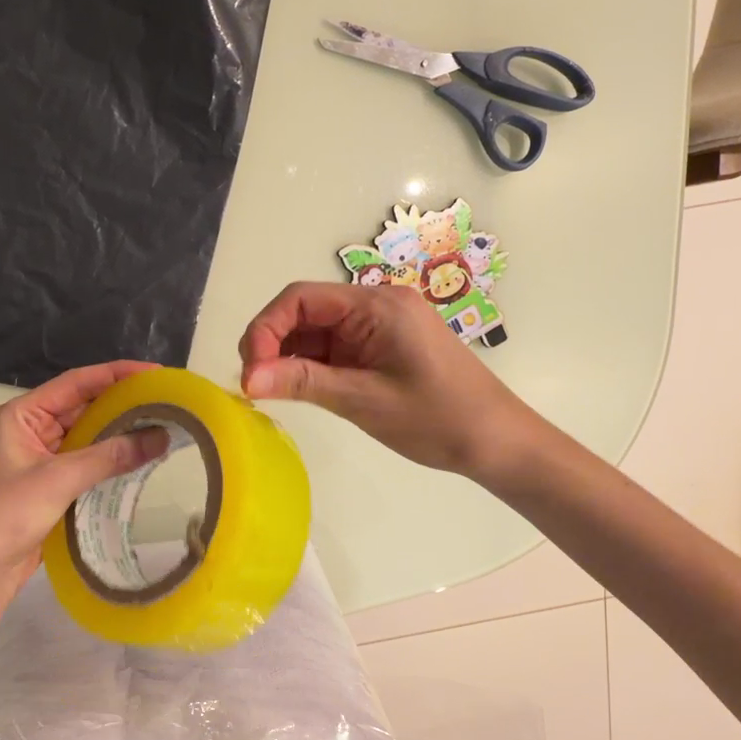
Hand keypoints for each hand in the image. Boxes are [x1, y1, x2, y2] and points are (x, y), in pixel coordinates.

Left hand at [0, 362, 169, 577]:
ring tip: (164, 425)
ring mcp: (39, 458)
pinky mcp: (49, 485)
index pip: (75, 383)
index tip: (156, 374)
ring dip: (120, 432)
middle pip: (83, 406)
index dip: (116, 374)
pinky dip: (111, 459)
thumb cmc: (8, 514)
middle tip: (168, 402)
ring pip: (87, 436)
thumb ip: (109, 456)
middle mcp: (29, 429)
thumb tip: (161, 437)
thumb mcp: (59, 480)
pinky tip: (141, 458)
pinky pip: (86, 462)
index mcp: (20, 415)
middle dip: (123, 404)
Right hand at [238, 282, 545, 479]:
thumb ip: (301, 382)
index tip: (249, 372)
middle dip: (271, 343)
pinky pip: (330, 347)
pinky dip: (307, 366)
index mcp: (377, 306)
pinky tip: (295, 389)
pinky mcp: (378, 347)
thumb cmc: (435, 418)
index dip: (265, 328)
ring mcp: (378, 326)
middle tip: (253, 385)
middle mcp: (375, 305)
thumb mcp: (361, 400)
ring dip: (286, 357)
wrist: (496, 441)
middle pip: (303, 311)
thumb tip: (244, 379)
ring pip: (313, 330)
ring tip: (270, 391)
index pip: (301, 298)